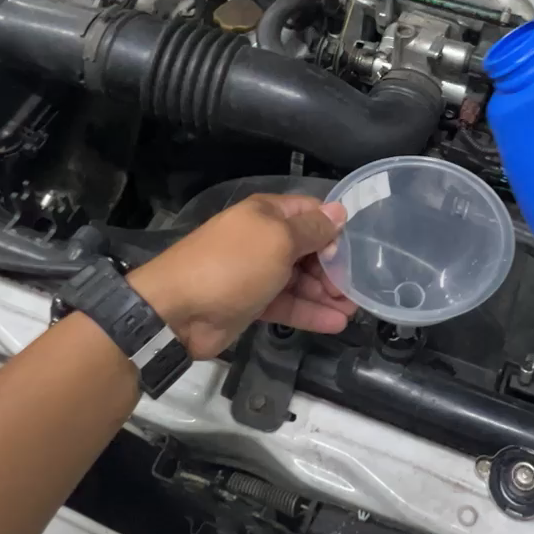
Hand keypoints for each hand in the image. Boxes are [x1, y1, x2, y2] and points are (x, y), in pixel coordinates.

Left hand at [127, 194, 353, 358]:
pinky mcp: (253, 303)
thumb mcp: (279, 240)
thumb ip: (312, 229)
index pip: (311, 212)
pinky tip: (334, 323)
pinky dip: (309, 312)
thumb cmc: (233, 265)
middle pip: (309, 249)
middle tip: (355, 288)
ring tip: (352, 310)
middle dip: (334, 267)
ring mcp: (257, 273)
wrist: (176, 311)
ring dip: (326, 294)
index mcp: (267, 214)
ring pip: (301, 280)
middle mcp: (263, 239)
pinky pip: (287, 304)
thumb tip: (340, 211)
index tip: (356, 249)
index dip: (334, 228)